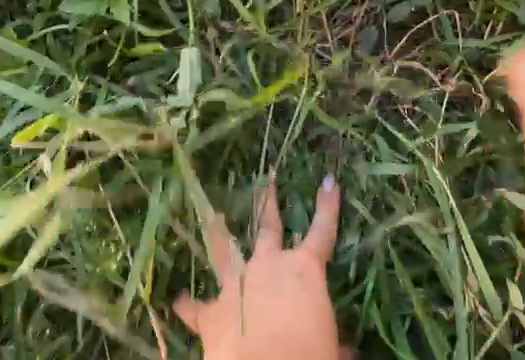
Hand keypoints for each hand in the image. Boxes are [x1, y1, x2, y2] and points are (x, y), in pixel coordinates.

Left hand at [174, 177, 343, 359]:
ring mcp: (237, 286)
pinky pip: (195, 307)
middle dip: (268, 205)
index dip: (328, 206)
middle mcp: (269, 267)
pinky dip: (187, 305)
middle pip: (269, 229)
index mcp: (304, 270)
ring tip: (214, 217)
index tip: (329, 181)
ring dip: (219, 235)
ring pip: (225, 252)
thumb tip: (345, 352)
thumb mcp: (330, 347)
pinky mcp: (212, 313)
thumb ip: (334, 342)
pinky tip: (179, 301)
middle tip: (267, 184)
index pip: (323, 231)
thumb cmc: (308, 355)